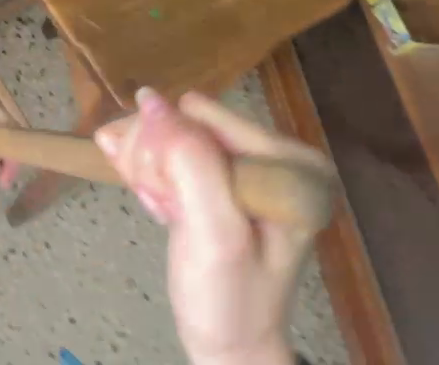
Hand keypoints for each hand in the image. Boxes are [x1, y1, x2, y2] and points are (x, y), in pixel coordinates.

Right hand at [95, 89, 326, 364]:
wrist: (227, 346)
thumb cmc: (229, 299)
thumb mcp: (214, 233)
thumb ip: (190, 162)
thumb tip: (149, 98)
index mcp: (290, 160)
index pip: (197, 115)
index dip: (168, 153)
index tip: (169, 201)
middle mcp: (272, 150)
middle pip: (180, 118)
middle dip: (155, 160)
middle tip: (164, 207)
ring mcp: (246, 160)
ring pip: (165, 128)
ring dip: (148, 167)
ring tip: (163, 210)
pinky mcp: (222, 169)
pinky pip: (166, 144)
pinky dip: (151, 173)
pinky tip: (161, 204)